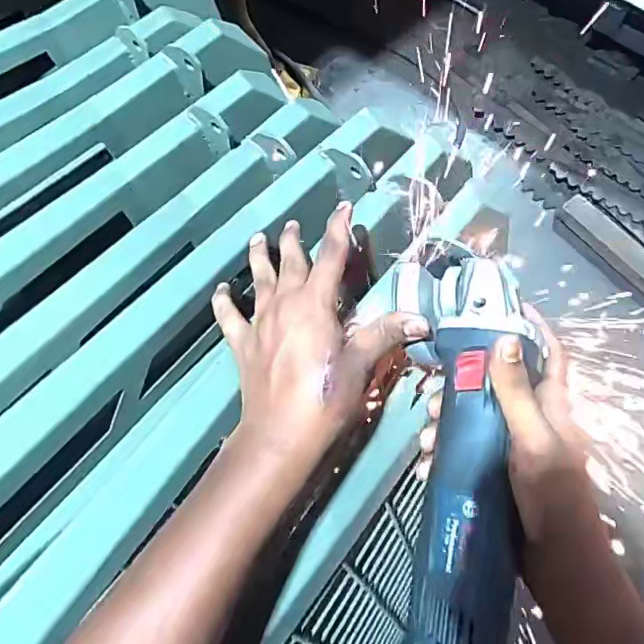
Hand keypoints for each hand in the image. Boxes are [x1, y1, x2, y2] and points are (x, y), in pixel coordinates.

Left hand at [213, 202, 429, 468]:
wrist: (278, 435)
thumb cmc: (325, 397)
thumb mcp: (361, 364)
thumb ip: (386, 334)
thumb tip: (422, 318)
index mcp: (315, 303)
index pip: (331, 256)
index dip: (338, 229)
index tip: (344, 208)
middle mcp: (285, 304)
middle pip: (290, 263)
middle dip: (294, 241)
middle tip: (294, 225)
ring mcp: (260, 324)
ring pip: (259, 280)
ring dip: (259, 258)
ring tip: (258, 238)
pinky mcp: (243, 345)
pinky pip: (230, 317)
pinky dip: (225, 302)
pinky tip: (221, 290)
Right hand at [419, 306, 592, 545]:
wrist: (554, 561)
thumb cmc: (551, 493)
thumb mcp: (533, 437)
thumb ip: (515, 392)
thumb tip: (503, 337)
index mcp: (551, 402)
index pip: (548, 351)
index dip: (533, 326)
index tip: (504, 306)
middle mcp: (533, 417)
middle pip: (498, 381)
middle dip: (464, 381)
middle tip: (435, 392)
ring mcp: (513, 444)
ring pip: (476, 415)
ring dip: (447, 420)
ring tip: (425, 436)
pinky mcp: (497, 469)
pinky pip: (467, 448)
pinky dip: (445, 451)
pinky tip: (425, 462)